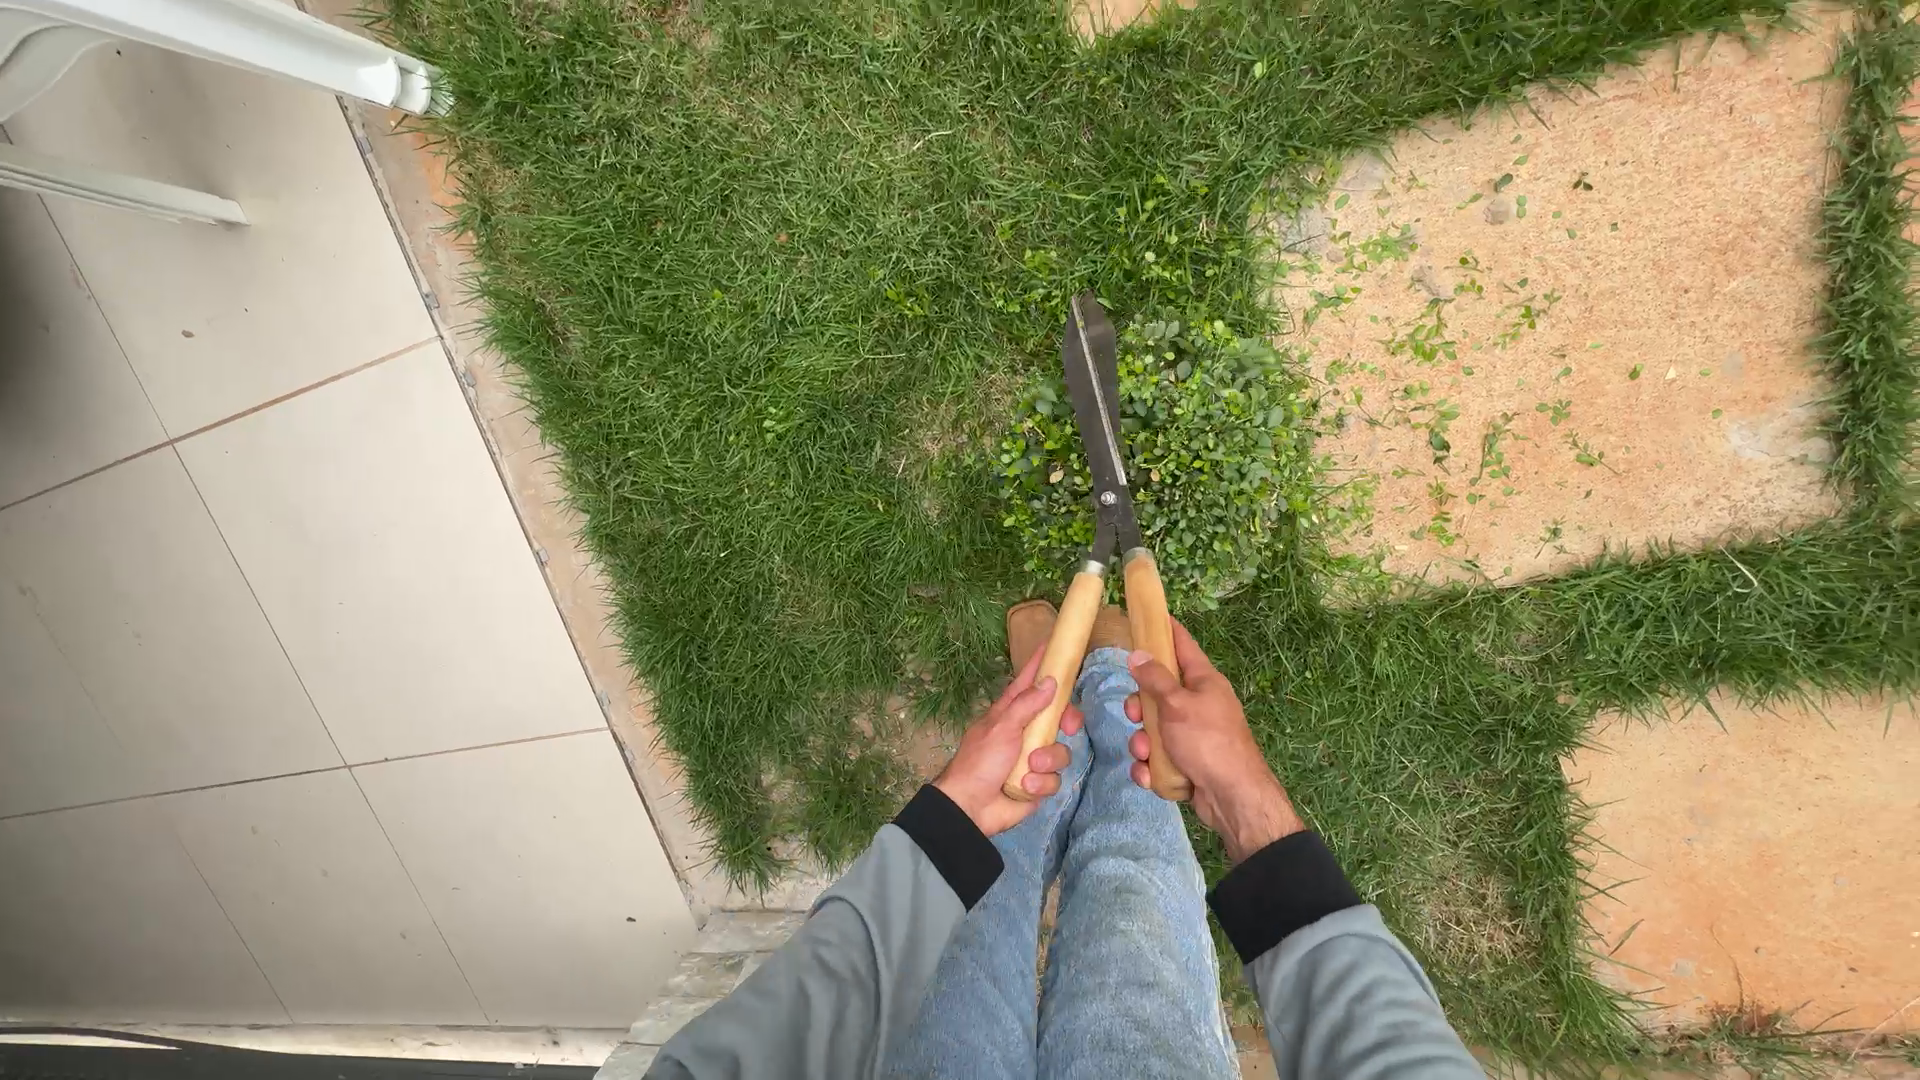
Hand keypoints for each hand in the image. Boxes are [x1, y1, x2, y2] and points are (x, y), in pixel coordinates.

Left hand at [933, 644, 1081, 836]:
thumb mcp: (1002, 727)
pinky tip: (1024, 787)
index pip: (1028, 682)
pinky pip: (1054, 778)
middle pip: (1058, 716)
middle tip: (1068, 726)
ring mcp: (1033, 757)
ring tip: (1029, 769)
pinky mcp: (1038, 782)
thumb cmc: (980, 761)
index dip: (1040, 664)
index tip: (1053, 645)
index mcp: (1010, 712)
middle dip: (1065, 721)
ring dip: (1047, 760)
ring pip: (1060, 750)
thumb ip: (1027, 705)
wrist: (971, 807)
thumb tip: (1050, 680)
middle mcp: (1025, 731)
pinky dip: (1040, 783)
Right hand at [1125, 620, 1304, 862]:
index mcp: (1203, 681)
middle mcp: (1199, 703)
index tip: (1147, 615)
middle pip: (1158, 692)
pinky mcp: (1187, 762)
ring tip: (1146, 754)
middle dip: (1140, 707)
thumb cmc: (1208, 741)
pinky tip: (1150, 775)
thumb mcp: (1177, 704)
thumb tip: (1138, 653)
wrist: (1232, 797)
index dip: (1164, 628)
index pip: (1182, 644)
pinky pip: (1159, 757)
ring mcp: (1193, 734)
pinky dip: (1151, 767)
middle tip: (1135, 715)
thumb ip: (1154, 678)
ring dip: (1143, 742)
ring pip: (1153, 728)